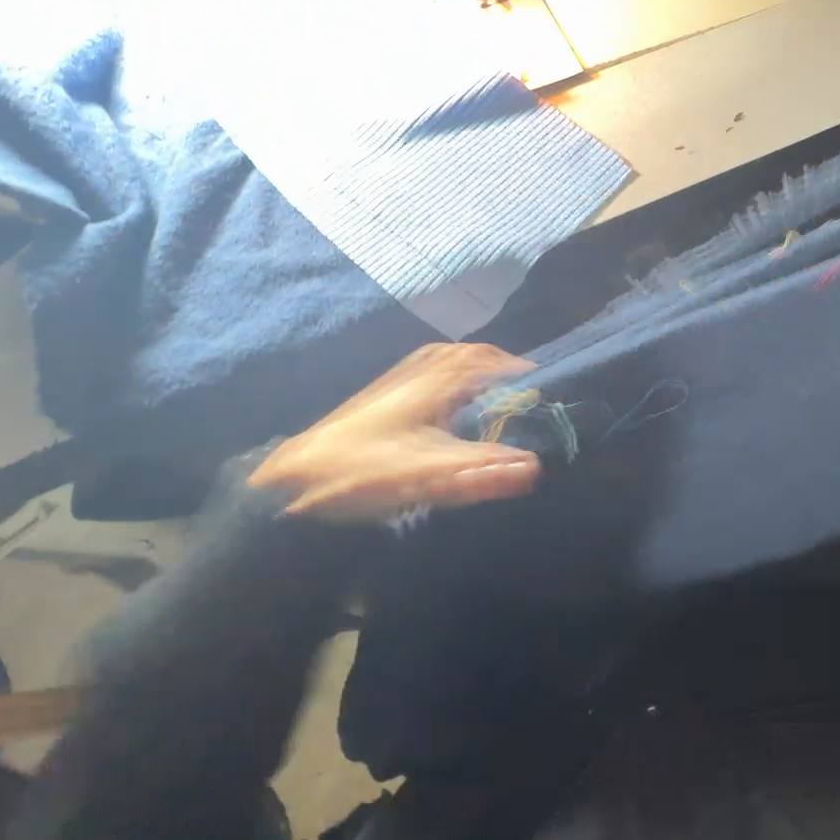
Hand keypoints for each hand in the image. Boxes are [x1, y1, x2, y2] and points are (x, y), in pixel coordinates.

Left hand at [249, 343, 540, 520]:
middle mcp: (420, 368)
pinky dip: (458, 382)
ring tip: (501, 400)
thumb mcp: (427, 477)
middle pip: (475, 356)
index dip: (526, 375)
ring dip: (480, 374)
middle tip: (529, 397)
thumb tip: (537, 468)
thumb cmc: (361, 473)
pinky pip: (435, 374)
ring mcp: (400, 378)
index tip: (550, 394)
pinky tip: (456, 409)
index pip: (495, 362)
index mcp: (436, 378)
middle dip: (505, 371)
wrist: (289, 484)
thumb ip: (482, 473)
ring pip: (453, 363)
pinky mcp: (386, 394)